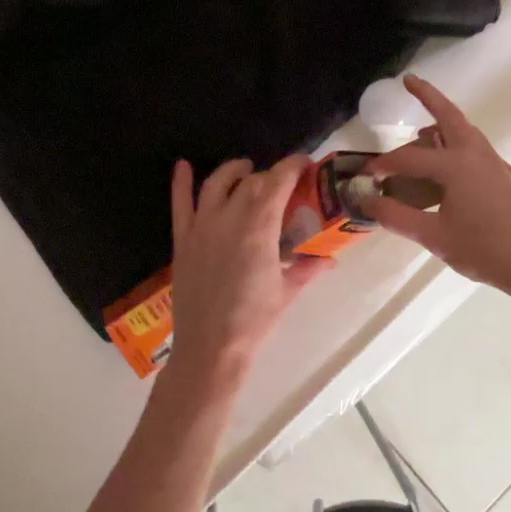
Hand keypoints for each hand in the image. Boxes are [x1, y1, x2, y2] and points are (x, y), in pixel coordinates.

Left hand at [166, 156, 330, 379]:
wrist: (211, 347)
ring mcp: (202, 227)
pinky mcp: (182, 241)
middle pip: (251, 182)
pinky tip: (184, 166)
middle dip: (269, 176)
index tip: (304, 164)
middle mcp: (230, 218)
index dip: (292, 166)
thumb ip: (309, 268)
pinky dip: (181, 183)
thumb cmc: (255, 321)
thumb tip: (330, 258)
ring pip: (216, 184)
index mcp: (259, 228)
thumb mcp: (288, 292)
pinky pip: (180, 205)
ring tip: (245, 169)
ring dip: (233, 171)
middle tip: (283, 184)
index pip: (277, 182)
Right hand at [363, 76, 510, 298]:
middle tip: (409, 81)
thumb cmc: (480, 249)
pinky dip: (459, 145)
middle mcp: (477, 154)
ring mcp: (495, 163)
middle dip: (429, 95)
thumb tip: (368, 203)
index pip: (410, 158)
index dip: (385, 165)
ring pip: (466, 132)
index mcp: (456, 165)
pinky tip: (451, 168)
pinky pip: (477, 149)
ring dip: (444, 124)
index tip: (366, 175)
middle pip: (449, 115)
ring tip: (424, 132)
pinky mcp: (506, 176)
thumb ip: (397, 216)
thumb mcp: (433, 236)